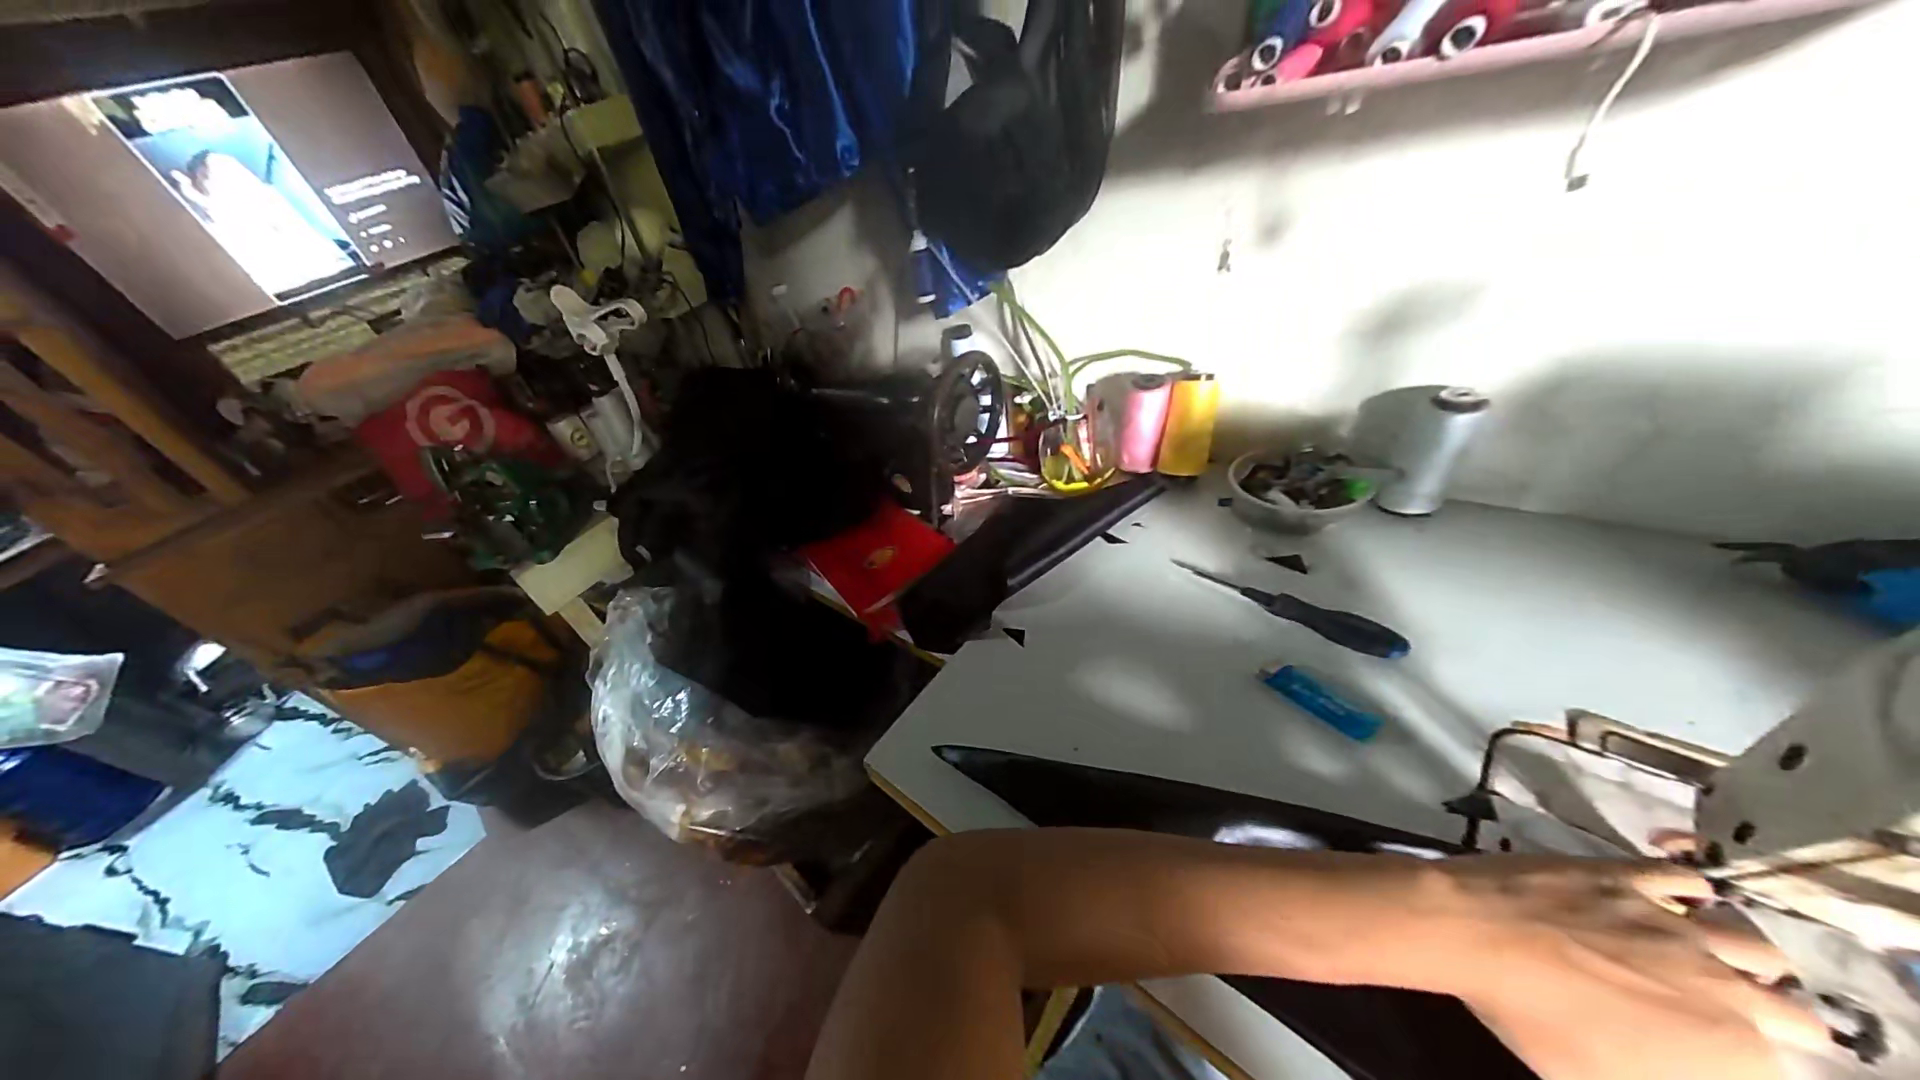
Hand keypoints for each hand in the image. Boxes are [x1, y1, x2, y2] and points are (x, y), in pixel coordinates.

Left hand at [1430, 856, 1822, 1079]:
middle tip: (1738, 1019)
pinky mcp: (1626, 874)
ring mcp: (1673, 921)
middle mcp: (1722, 983)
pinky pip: (1683, 878)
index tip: (1724, 1058)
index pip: (1784, 1069)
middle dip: (1777, 1021)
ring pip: (1753, 946)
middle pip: (1792, 1012)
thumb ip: (1657, 1075)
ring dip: (1748, 962)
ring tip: (1723, 965)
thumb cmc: (1531, 1015)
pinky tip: (1680, 900)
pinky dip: (1691, 892)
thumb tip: (1669, 1062)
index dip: (1751, 1065)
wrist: (1471, 929)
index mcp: (1728, 1047)